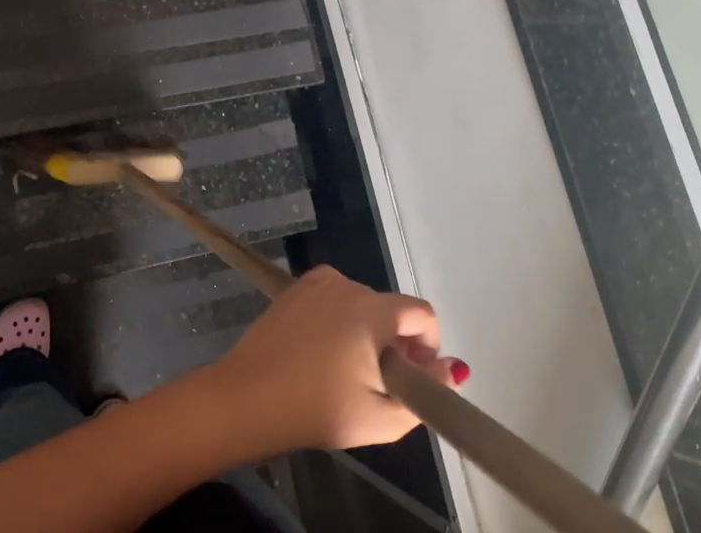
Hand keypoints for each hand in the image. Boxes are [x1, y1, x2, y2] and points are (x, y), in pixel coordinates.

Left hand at [204, 266, 463, 453]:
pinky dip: (337, 321)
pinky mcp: (290, 292)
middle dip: (396, 341)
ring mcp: (313, 284)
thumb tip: (452, 369)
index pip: (421, 313)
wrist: (249, 398)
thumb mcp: (384, 416)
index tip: (416, 375)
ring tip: (348, 371)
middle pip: (388, 308)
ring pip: (358, 304)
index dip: (429, 344)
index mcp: (372, 309)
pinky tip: (322, 354)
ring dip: (365, 330)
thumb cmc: (319, 408)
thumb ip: (427, 391)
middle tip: (381, 380)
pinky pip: (330, 301)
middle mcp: (344, 285)